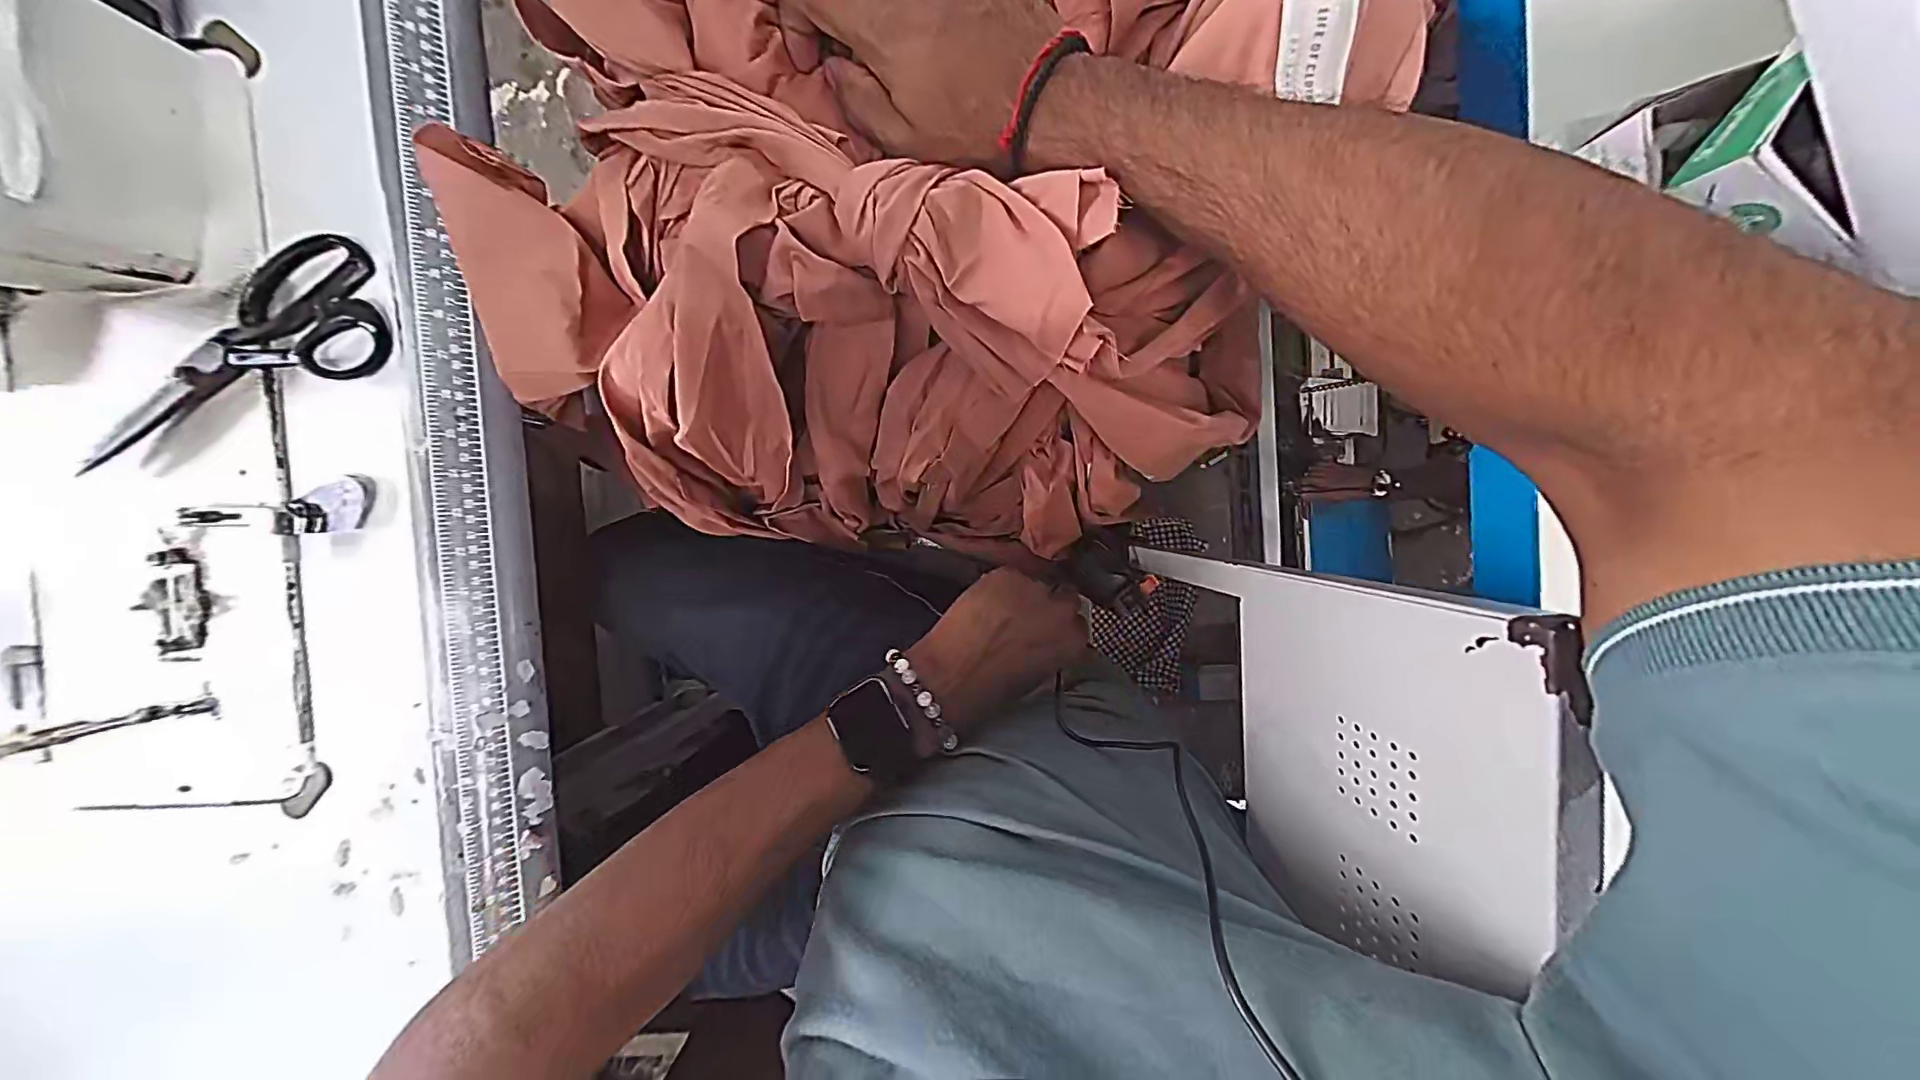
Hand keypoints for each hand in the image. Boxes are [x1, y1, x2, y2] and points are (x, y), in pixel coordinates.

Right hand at [778, 0, 1062, 167]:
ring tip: (885, 50)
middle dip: (832, 16)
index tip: (810, 56)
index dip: (796, 20)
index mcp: (878, 20)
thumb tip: (832, 68)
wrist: (1045, 103)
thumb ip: (854, 98)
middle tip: (845, 54)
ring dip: (869, 15)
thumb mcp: (902, 137)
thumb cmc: (974, 128)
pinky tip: (920, 35)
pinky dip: (907, 10)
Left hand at [905, 569, 1089, 740]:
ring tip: (1003, 608)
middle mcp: (1061, 611)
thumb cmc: (991, 688)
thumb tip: (1054, 642)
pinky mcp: (1005, 575)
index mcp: (1073, 641)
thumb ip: (1054, 652)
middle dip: (1050, 605)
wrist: (952, 675)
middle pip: (1066, 596)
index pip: (1080, 624)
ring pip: (1037, 582)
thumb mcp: (1038, 676)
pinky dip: (1001, 585)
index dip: (1061, 625)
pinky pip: (1010, 575)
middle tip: (1028, 616)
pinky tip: (986, 600)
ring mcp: (1033, 588)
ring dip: (1025, 593)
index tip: (1049, 629)